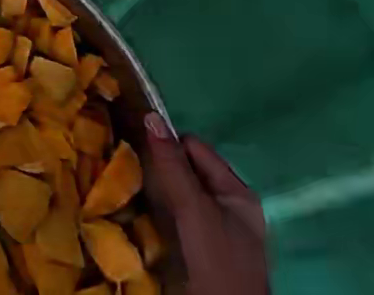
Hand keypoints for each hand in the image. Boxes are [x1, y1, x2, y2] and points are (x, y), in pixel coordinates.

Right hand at [144, 112, 269, 294]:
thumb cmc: (217, 259)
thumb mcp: (193, 208)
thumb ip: (172, 164)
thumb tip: (151, 114)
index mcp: (238, 190)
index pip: (196, 147)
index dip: (169, 145)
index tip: (142, 152)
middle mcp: (231, 205)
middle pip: (188, 168)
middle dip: (162, 167)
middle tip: (135, 171)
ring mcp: (219, 228)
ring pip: (181, 191)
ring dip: (159, 189)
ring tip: (136, 190)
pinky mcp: (205, 246)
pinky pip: (179, 214)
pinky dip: (162, 210)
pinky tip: (148, 215)